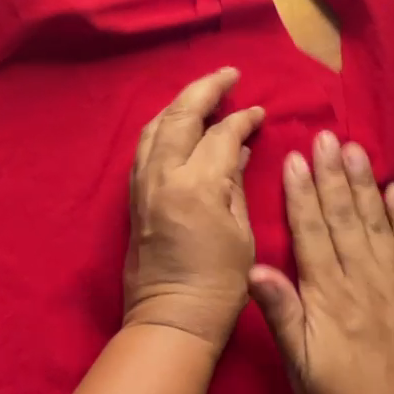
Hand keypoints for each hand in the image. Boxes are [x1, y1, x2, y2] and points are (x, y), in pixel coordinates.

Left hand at [124, 68, 265, 348]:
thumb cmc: (218, 284)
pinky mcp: (134, 195)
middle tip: (229, 74)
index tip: (259, 113)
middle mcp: (163, 175)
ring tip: (203, 93)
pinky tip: (177, 123)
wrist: (170, 319)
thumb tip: (237, 149)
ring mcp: (143, 184)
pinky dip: (163, 126)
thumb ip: (235, 183)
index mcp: (196, 185)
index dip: (242, 120)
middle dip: (206, 89)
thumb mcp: (241, 232)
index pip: (221, 134)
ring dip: (180, 103)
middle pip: (181, 115)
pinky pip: (145, 146)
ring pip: (156, 125)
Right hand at [250, 131, 393, 393]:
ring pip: (378, 224)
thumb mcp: (302, 372)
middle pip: (346, 218)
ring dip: (366, 184)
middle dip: (334, 175)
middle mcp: (364, 282)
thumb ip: (283, 315)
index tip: (296, 158)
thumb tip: (256, 267)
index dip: (302, 194)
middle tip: (327, 137)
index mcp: (330, 299)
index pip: (312, 234)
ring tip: (357, 149)